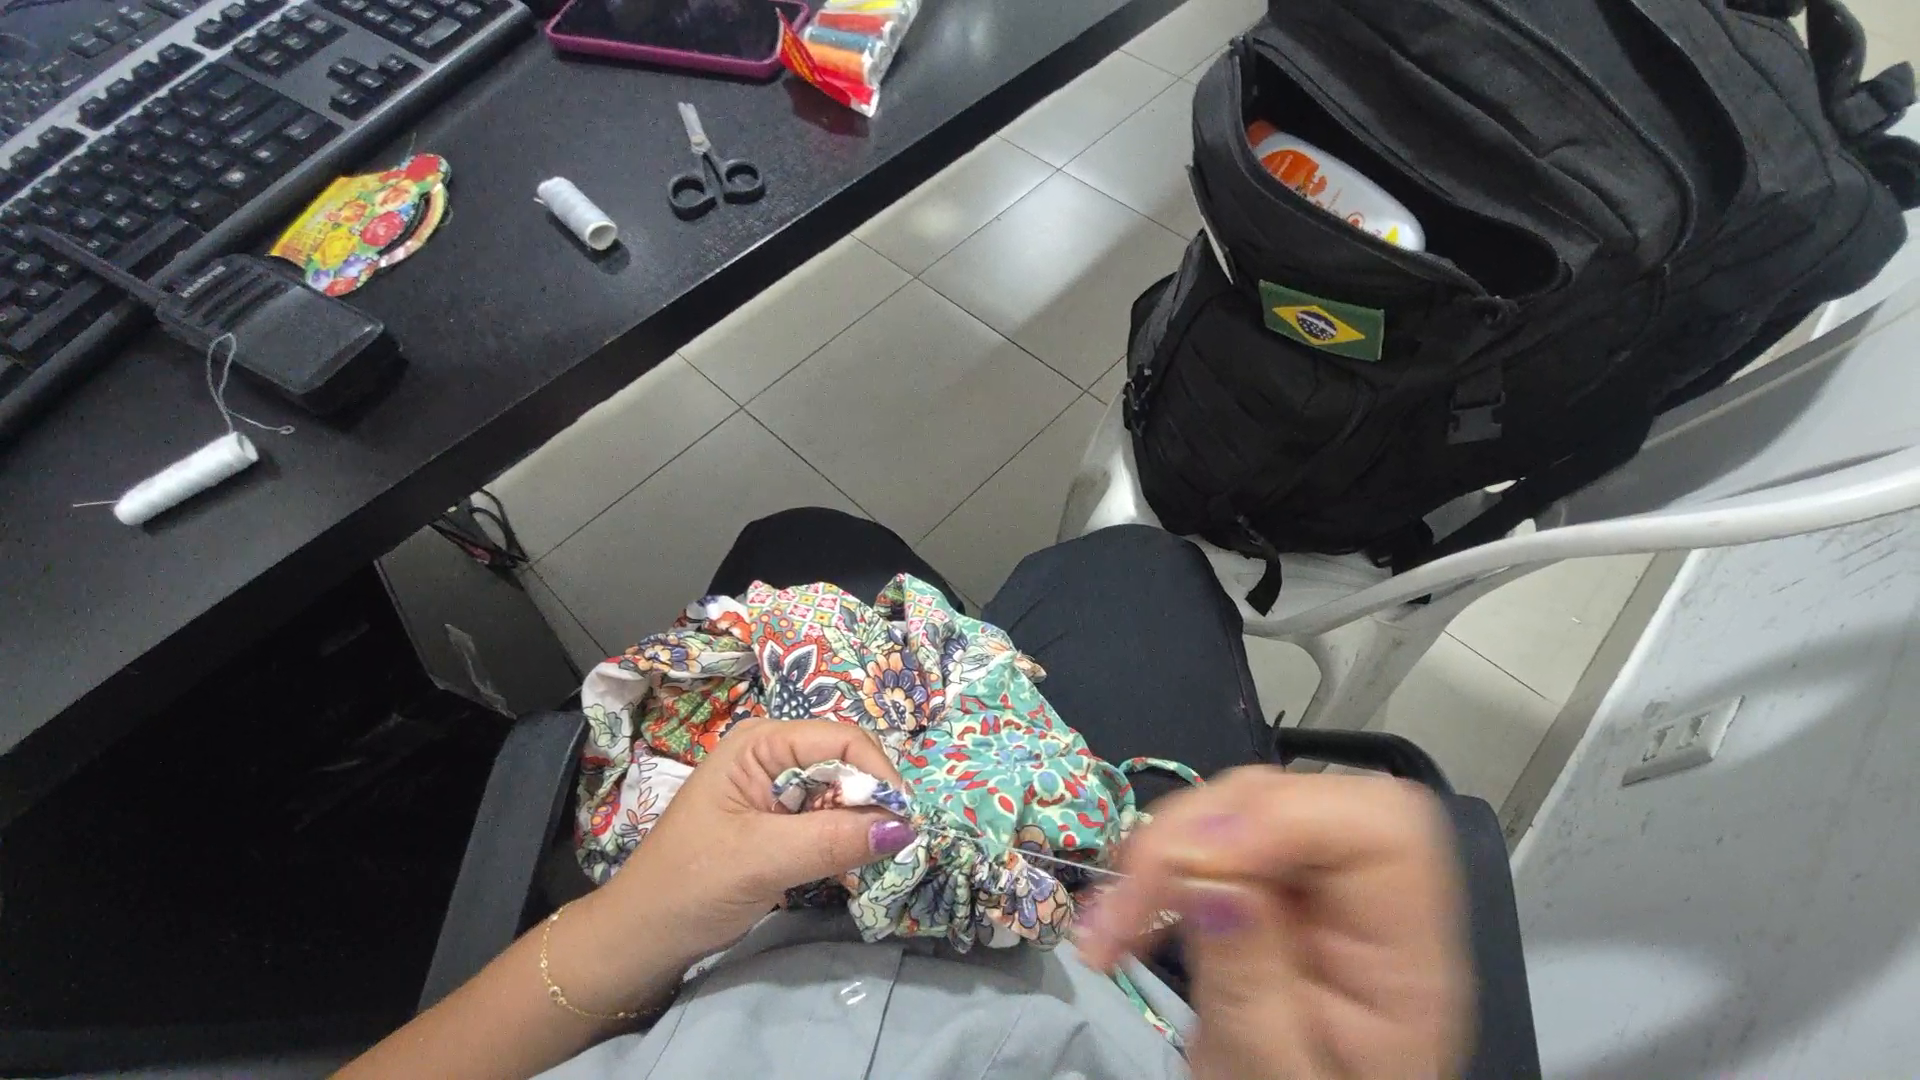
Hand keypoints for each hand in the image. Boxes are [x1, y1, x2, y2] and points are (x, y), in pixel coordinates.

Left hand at [599, 718, 918, 967]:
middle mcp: (773, 754)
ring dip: (862, 824)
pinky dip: (847, 841)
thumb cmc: (689, 886)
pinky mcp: (781, 820)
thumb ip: (833, 840)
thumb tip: (905, 828)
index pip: (843, 740)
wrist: (638, 939)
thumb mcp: (762, 859)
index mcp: (761, 742)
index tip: (904, 824)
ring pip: (843, 793)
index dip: (880, 775)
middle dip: (872, 802)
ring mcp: (777, 788)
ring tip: (874, 862)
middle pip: (847, 764)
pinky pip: (831, 818)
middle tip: (892, 848)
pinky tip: (851, 866)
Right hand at [1077, 768, 1469, 1079]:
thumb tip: (1210, 877)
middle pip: (1293, 799)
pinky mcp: (1260, 879)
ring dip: (1162, 849)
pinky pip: (1203, 836)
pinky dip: (1153, 864)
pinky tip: (1123, 913)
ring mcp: (1309, 883)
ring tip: (1111, 922)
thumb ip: (1249, 984)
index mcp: (1406, 957)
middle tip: (1133, 897)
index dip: (1285, 819)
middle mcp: (1364, 899)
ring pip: (1236, 806)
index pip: (1379, 829)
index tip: (1199, 866)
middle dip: (1200, 831)